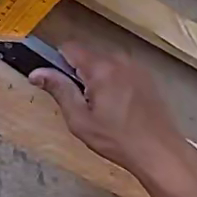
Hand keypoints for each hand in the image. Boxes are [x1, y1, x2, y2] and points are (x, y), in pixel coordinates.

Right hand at [29, 43, 195, 183]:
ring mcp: (136, 66)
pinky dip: (113, 82)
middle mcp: (120, 60)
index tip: (56, 80)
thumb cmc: (118, 139)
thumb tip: (37, 73)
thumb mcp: (80, 119)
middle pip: (87, 55)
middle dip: (78, 73)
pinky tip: (118, 107)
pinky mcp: (146, 76)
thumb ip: (59, 90)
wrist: (159, 150)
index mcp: (101, 68)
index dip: (57, 61)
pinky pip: (120, 71)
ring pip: (104, 63)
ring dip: (96, 78)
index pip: (69, 47)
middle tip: (81, 103)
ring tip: (101, 109)